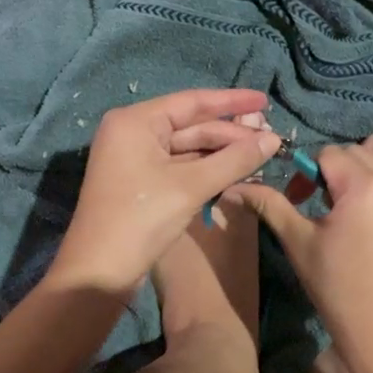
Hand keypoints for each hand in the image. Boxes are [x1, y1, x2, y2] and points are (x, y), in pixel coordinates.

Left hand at [52, 89, 280, 294]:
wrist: (100, 271)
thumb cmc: (141, 218)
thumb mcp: (192, 186)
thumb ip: (235, 159)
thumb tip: (272, 139)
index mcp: (136, 122)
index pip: (192, 102)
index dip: (232, 101)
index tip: (265, 100)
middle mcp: (132, 133)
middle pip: (191, 125)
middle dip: (230, 133)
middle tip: (271, 139)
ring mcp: (135, 159)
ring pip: (187, 148)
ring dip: (222, 153)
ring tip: (261, 155)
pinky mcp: (140, 183)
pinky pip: (179, 166)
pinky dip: (207, 169)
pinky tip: (237, 172)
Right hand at [225, 134, 372, 372]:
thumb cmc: (340, 291)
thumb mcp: (300, 245)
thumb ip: (271, 206)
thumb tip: (233, 188)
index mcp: (363, 185)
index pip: (330, 154)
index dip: (309, 172)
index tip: (301, 199)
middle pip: (366, 153)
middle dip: (344, 170)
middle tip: (332, 206)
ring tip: (370, 200)